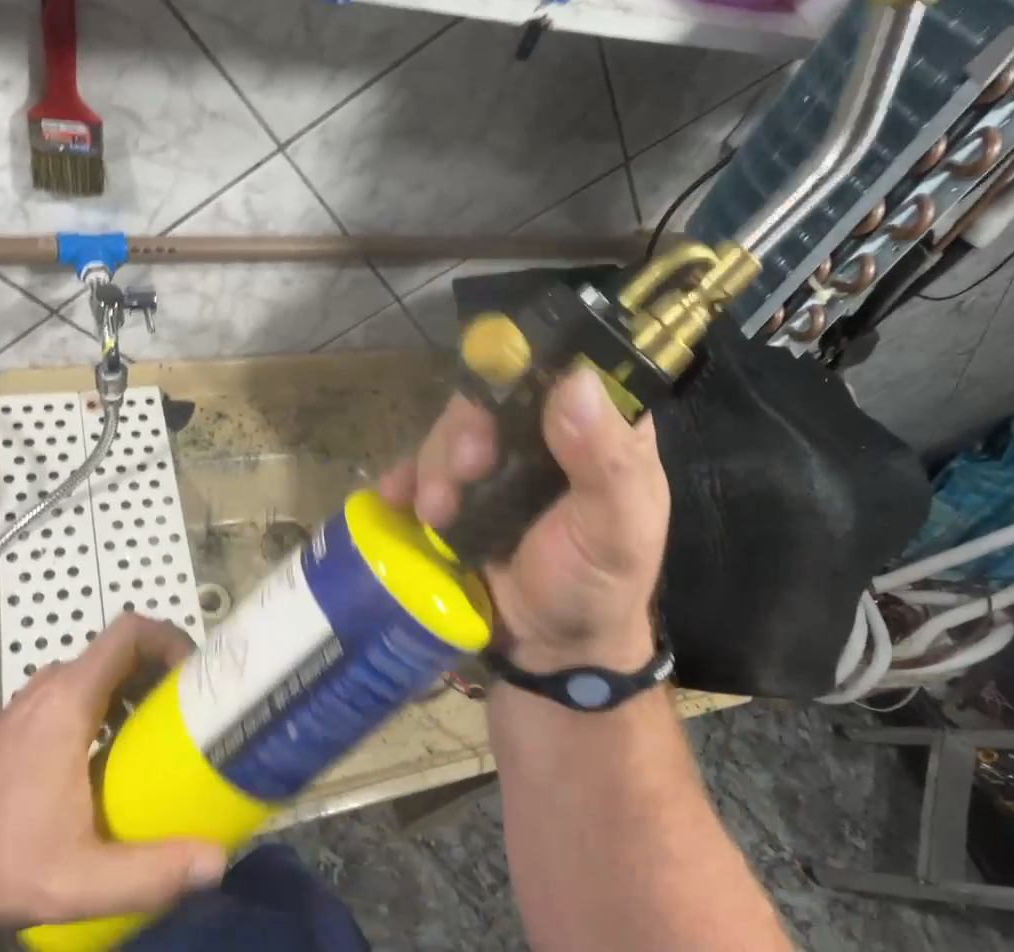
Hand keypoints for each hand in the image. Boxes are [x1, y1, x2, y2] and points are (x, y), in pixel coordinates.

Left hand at [0, 614, 227, 939]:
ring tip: (168, 738)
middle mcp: (49, 688)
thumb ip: (151, 872)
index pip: (128, 632)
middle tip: (196, 714)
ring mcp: (30, 704)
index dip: (171, 639)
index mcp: (68, 701)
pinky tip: (119, 760)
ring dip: (138, 692)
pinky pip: (78, 696)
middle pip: (119, 653)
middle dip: (164, 673)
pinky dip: (111, 708)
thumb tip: (218, 859)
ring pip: (99, 675)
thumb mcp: (79, 880)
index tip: (199, 677)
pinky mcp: (20, 724)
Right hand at [381, 368, 668, 672]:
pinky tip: (396, 499)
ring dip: (434, 466)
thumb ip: (603, 459)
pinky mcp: (457, 489)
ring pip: (450, 431)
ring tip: (436, 516)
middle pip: (489, 396)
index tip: (495, 395)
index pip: (559, 366)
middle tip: (466, 472)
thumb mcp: (617, 527)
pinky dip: (405, 478)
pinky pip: (421, 465)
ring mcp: (495, 461)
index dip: (522, 369)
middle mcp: (542, 432)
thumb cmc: (597, 585)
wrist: (548, 648)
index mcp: (597, 426)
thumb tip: (572, 380)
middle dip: (465, 431)